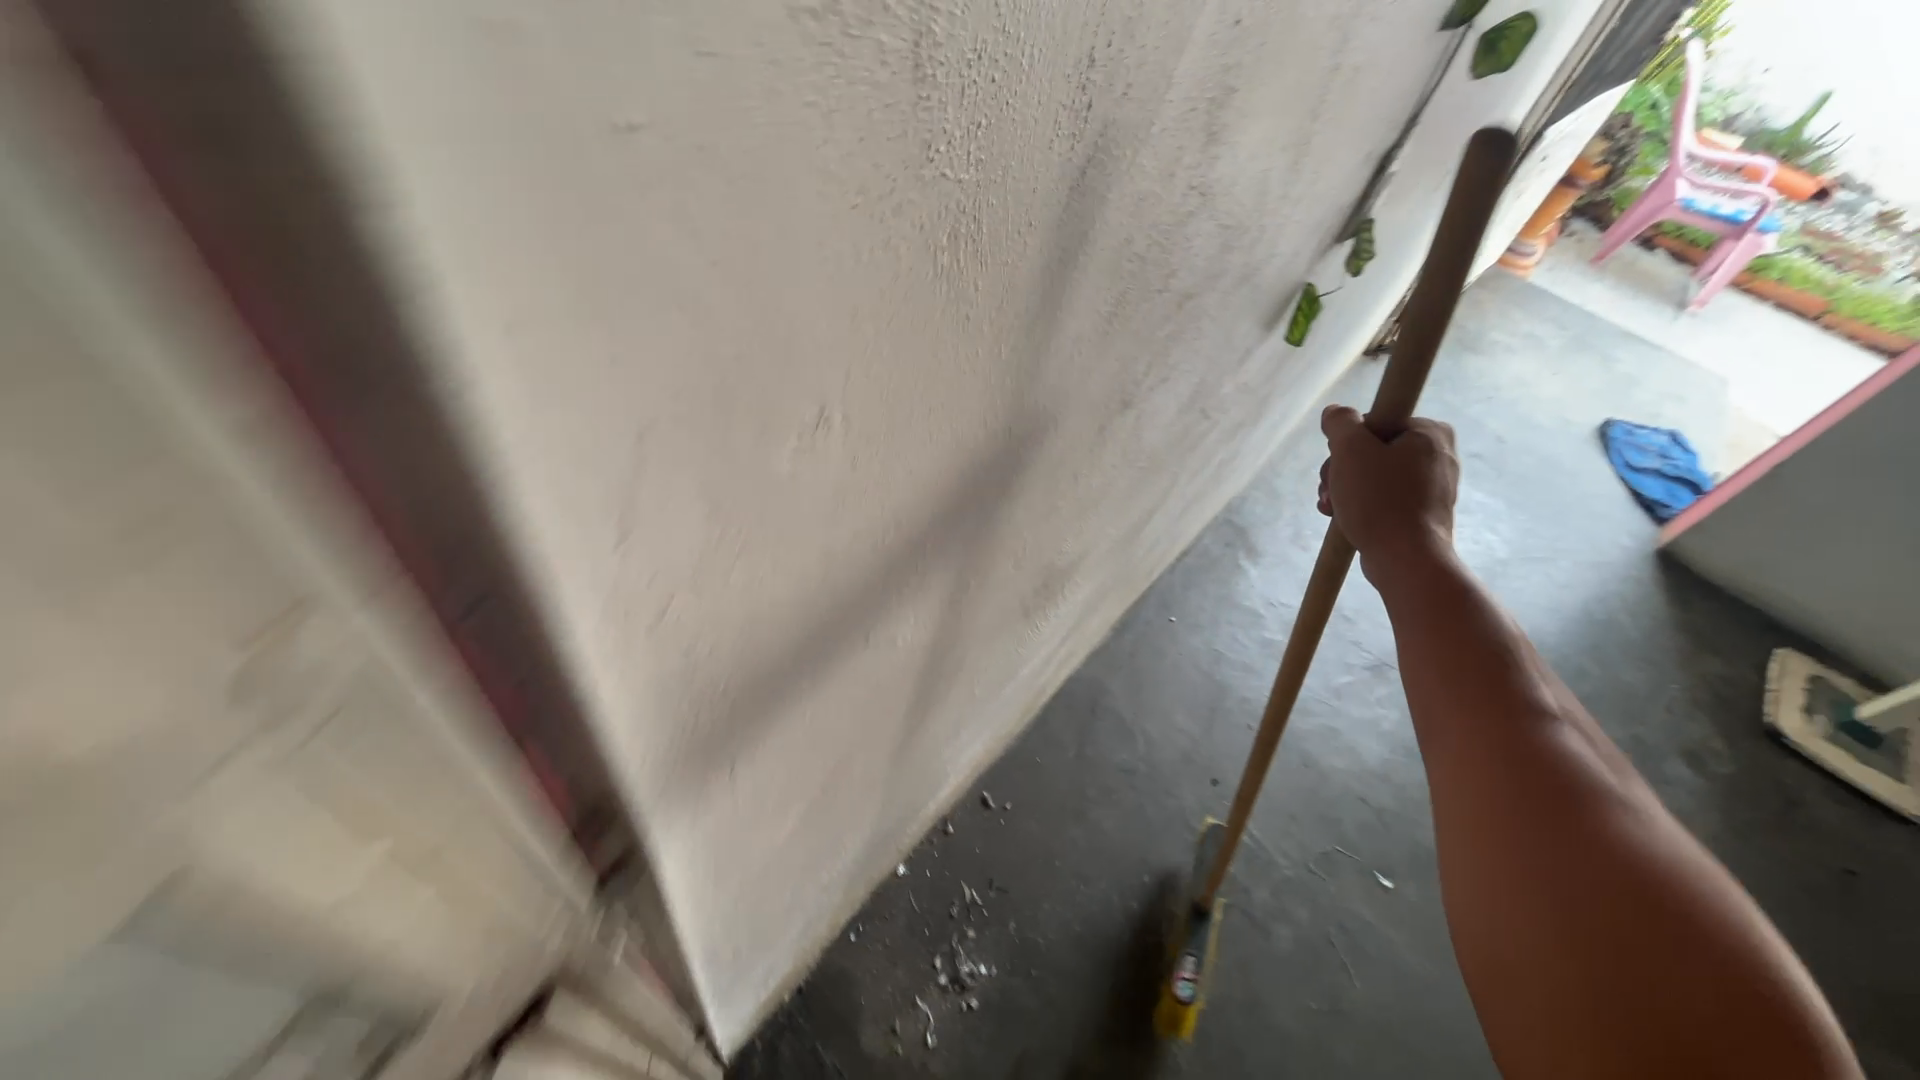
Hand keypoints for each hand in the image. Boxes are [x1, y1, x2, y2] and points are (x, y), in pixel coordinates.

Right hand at [1316, 404, 1457, 575]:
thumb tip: (1335, 412)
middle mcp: (1439, 454)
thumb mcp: (1351, 450)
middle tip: (1329, 489)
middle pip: (1373, 450)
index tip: (1337, 463)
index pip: (1377, 422)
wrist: (1406, 559)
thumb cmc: (1380, 499)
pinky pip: (1385, 499)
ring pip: (1374, 476)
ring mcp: (1434, 487)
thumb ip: (1341, 423)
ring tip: (1330, 507)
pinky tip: (1342, 518)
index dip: (1349, 442)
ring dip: (1345, 489)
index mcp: (1431, 432)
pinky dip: (1362, 505)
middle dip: (1342, 470)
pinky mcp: (1424, 513)